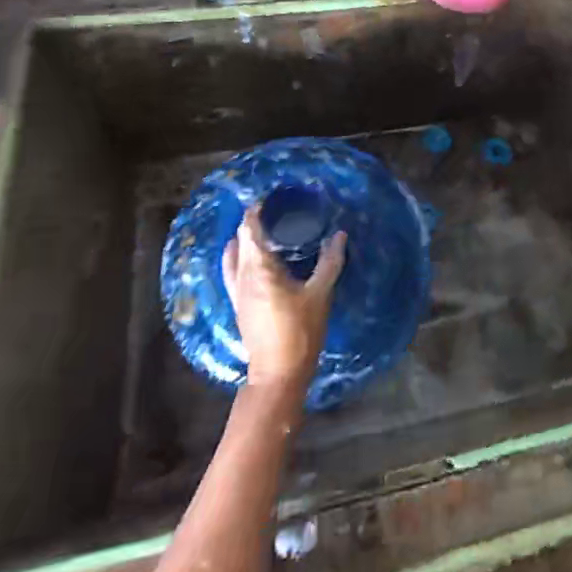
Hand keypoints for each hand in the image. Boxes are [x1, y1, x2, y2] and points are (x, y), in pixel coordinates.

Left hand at [222, 209, 346, 391]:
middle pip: (240, 238)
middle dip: (252, 222)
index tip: (271, 199)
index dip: (256, 210)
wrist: (278, 372)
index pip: (250, 228)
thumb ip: (330, 262)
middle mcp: (242, 274)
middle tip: (275, 212)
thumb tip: (339, 235)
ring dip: (245, 239)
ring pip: (234, 255)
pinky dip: (240, 257)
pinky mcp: (237, 304)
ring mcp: (236, 291)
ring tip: (265, 232)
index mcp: (259, 267)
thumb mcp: (320, 294)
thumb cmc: (300, 331)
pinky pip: (233, 271)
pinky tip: (254, 260)